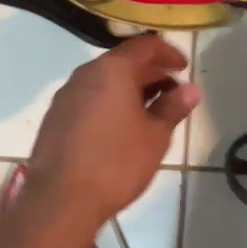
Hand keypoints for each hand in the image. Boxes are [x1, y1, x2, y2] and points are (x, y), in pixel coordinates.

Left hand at [24, 35, 200, 224]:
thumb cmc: (115, 163)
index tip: (184, 68)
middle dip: (150, 74)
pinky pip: (88, 98)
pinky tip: (118, 129)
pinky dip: (108, 103)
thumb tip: (192, 89)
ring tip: (148, 113)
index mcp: (113, 69)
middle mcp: (86, 73)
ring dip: (128, 90)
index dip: (168, 52)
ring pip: (104, 81)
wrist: (58, 202)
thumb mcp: (155, 137)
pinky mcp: (54, 118)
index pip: (145, 45)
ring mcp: (66, 95)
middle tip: (171, 94)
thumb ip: (173, 108)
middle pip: (123, 61)